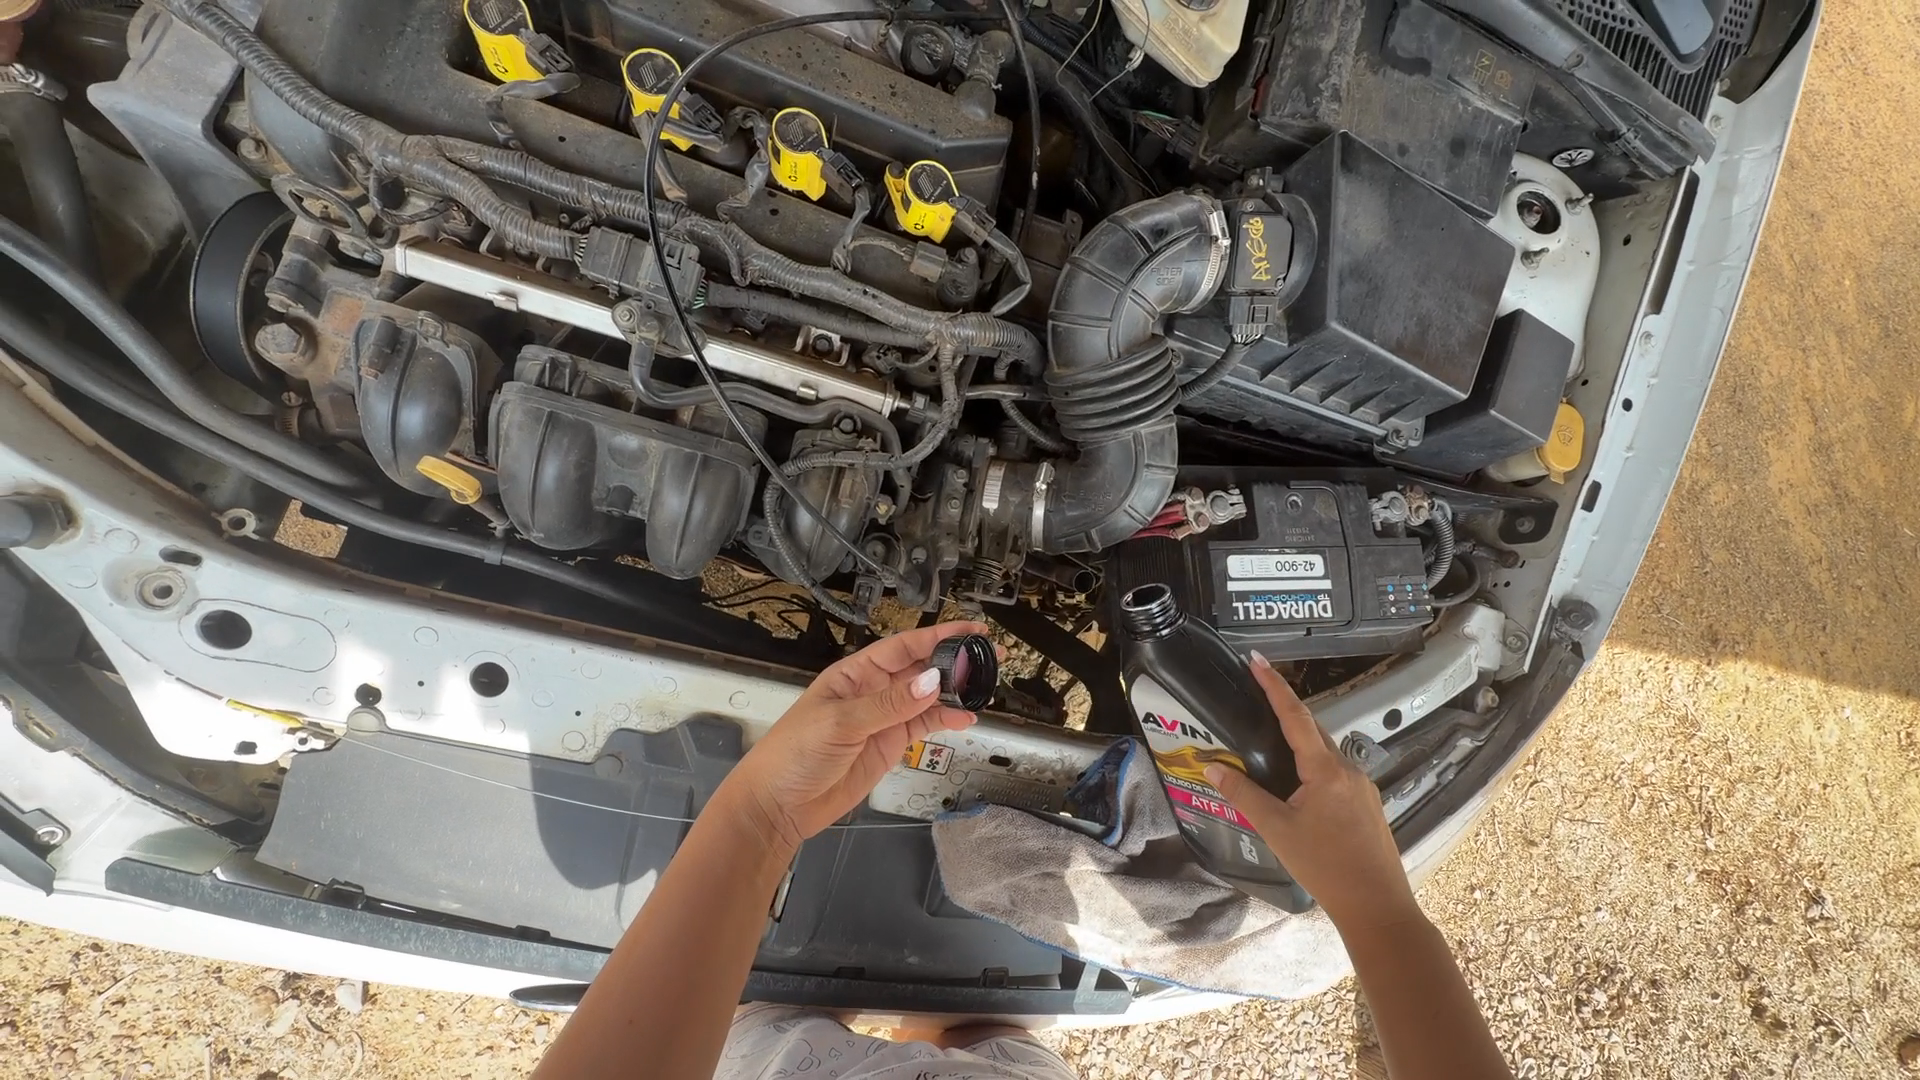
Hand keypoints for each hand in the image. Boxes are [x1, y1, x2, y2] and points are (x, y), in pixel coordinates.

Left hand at [716, 621, 987, 855]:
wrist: (778, 805)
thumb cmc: (795, 753)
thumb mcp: (840, 723)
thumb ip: (888, 704)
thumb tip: (932, 682)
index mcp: (856, 672)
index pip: (905, 646)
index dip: (939, 636)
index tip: (972, 631)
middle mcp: (873, 689)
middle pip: (921, 668)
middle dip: (956, 661)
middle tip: (992, 656)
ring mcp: (884, 717)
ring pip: (928, 696)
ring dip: (956, 691)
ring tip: (987, 687)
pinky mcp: (890, 744)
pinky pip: (924, 725)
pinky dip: (946, 720)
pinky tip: (966, 718)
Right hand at [1203, 652, 1419, 931]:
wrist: (1378, 908)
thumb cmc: (1324, 866)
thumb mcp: (1276, 829)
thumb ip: (1243, 794)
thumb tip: (1212, 767)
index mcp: (1325, 770)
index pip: (1295, 716)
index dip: (1274, 686)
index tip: (1257, 659)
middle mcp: (1348, 770)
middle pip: (1312, 730)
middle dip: (1285, 710)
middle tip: (1257, 694)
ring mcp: (1363, 787)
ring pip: (1325, 752)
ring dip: (1299, 740)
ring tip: (1271, 740)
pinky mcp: (1368, 805)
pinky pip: (1335, 771)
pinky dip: (1312, 763)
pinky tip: (1298, 781)